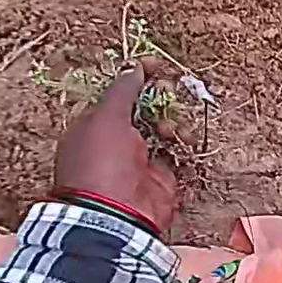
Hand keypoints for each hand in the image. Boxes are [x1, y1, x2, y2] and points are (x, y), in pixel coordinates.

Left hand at [53, 69, 179, 234]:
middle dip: (160, 99)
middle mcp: (119, 143)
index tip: (155, 67)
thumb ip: (122, 91)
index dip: (138, 80)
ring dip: (173, 123)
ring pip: (165, 130)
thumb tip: (134, 68)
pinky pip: (178, 155)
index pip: (120, 96)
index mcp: (97, 127)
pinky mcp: (162, 179)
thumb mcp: (106, 118)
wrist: (116, 216)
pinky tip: (183, 142)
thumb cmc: (101, 162)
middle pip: (146, 111)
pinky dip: (184, 146)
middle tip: (169, 91)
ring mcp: (141, 162)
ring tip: (172, 128)